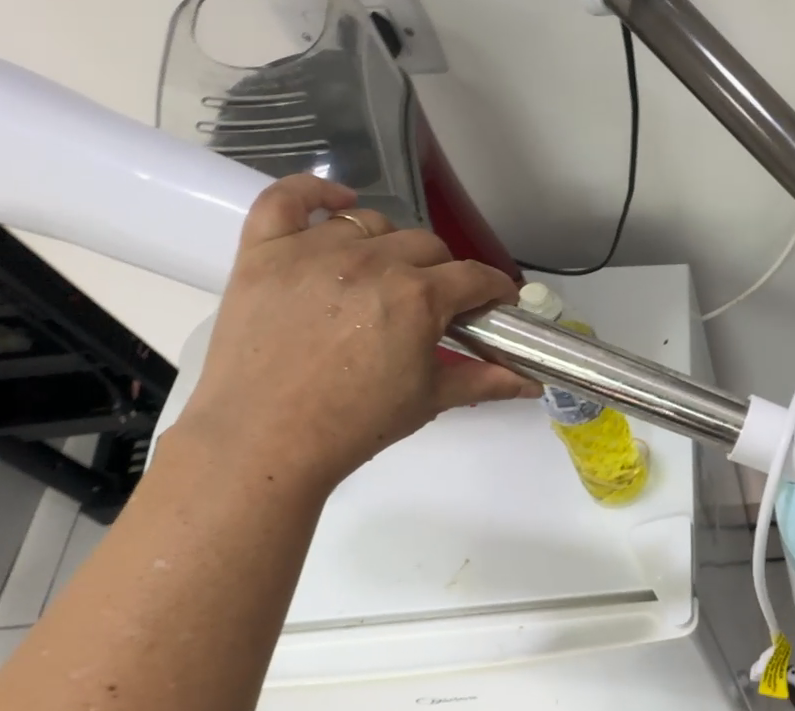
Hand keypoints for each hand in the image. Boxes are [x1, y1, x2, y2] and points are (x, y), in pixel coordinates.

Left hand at [172, 175, 538, 493]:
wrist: (269, 436)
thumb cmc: (358, 421)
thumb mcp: (431, 399)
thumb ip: (486, 381)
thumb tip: (532, 384)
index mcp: (417, 297)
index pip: (474, 276)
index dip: (495, 289)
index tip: (498, 304)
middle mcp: (370, 261)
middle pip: (426, 245)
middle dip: (444, 271)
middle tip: (439, 302)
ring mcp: (312, 251)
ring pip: (370, 223)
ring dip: (390, 243)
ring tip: (387, 274)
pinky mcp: (262, 251)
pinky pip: (287, 198)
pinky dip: (315, 192)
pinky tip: (338, 201)